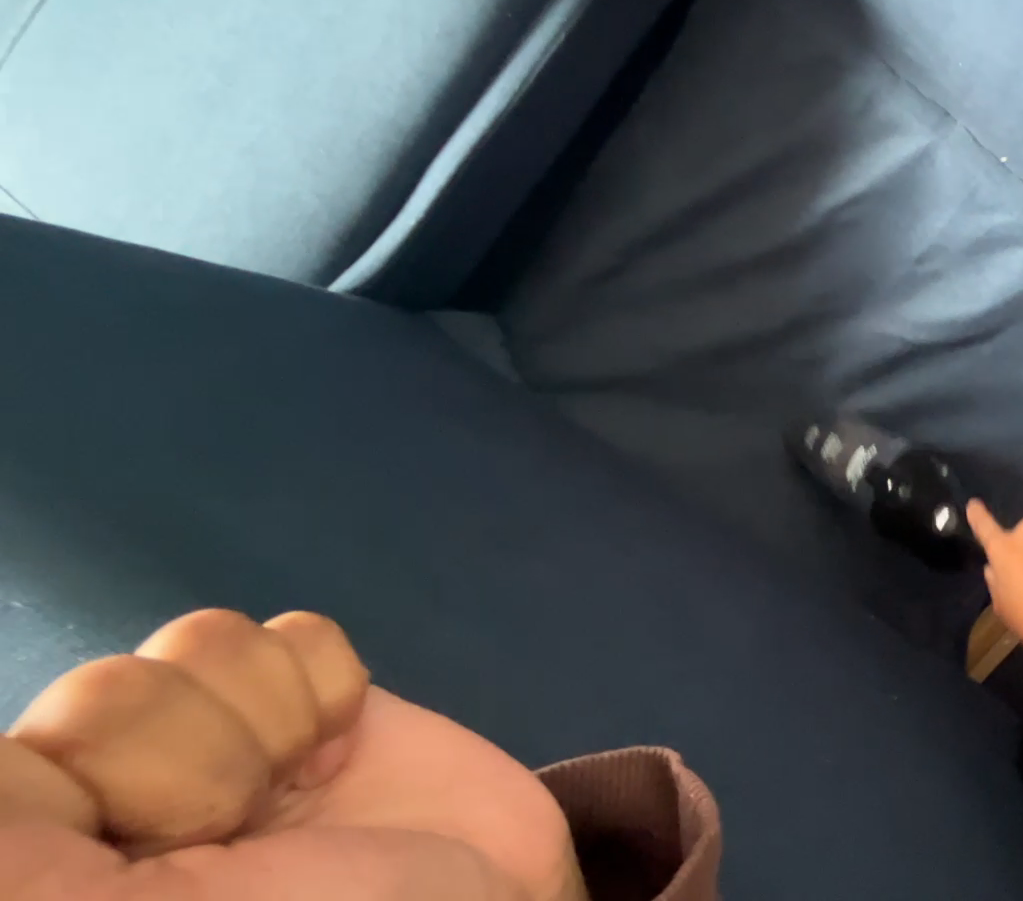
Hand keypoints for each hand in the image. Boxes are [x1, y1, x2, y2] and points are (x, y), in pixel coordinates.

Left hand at [0, 610, 582, 900]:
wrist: (491, 892)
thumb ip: (23, 874)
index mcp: (44, 864)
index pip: (2, 769)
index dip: (91, 793)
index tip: (155, 855)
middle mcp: (113, 797)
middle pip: (106, 691)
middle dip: (201, 756)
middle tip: (249, 826)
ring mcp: (223, 734)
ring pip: (204, 641)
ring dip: (276, 717)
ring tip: (303, 782)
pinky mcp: (311, 693)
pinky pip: (296, 630)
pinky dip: (333, 685)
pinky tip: (341, 747)